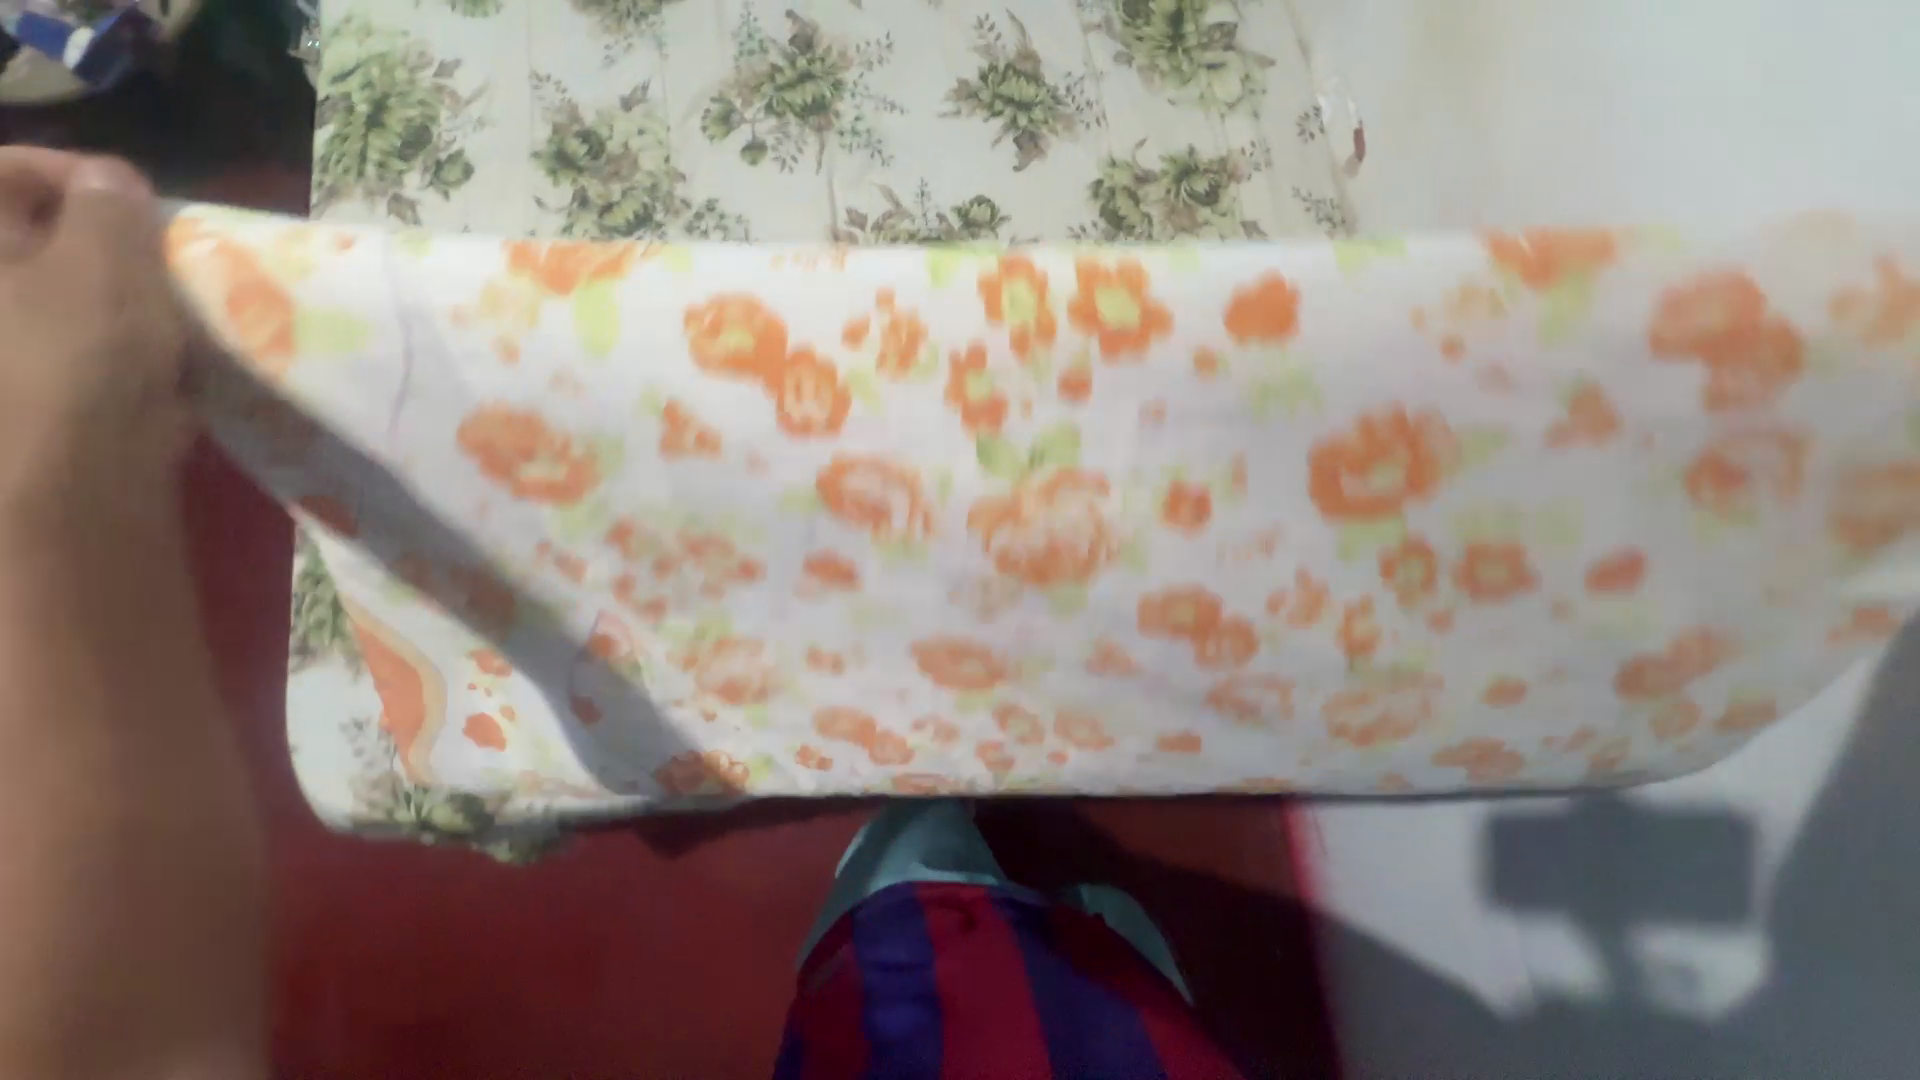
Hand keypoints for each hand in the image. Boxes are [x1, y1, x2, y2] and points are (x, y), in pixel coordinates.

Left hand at [0, 148, 194, 530]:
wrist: (74, 471)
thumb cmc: (80, 354)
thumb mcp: (108, 267)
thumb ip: (112, 209)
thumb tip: (111, 176)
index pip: (5, 170)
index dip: (79, 175)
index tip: (144, 201)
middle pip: (39, 231)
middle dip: (108, 236)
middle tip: (166, 255)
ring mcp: (12, 334)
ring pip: (69, 284)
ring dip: (125, 287)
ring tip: (176, 304)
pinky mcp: (40, 377)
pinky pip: (84, 333)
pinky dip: (126, 331)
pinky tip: (165, 348)